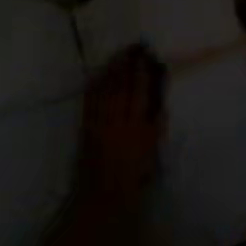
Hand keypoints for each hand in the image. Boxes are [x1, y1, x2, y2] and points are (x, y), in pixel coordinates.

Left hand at [77, 44, 166, 207]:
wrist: (103, 198)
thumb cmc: (135, 176)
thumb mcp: (153, 149)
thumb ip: (156, 123)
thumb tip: (160, 98)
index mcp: (138, 126)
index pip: (141, 90)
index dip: (143, 70)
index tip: (148, 54)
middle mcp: (117, 121)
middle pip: (122, 85)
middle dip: (127, 64)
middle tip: (134, 46)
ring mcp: (99, 123)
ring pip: (105, 90)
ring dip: (111, 70)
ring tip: (119, 54)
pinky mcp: (86, 128)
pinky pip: (90, 101)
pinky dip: (95, 86)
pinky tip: (99, 75)